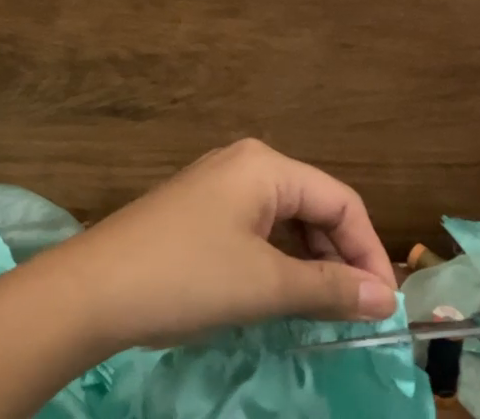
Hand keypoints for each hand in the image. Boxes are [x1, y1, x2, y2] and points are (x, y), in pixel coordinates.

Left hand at [24, 138, 398, 350]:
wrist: (94, 288)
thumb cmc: (187, 276)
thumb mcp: (266, 284)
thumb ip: (330, 288)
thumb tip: (383, 297)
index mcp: (264, 166)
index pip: (341, 200)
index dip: (369, 251)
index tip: (384, 306)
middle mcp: (244, 165)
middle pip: (314, 206)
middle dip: (341, 258)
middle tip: (359, 314)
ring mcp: (217, 188)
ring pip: (286, 222)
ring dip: (311, 264)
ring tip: (326, 311)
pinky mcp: (198, 214)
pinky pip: (257, 232)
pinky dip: (279, 262)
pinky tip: (285, 296)